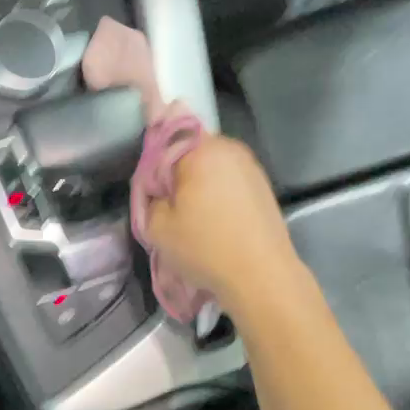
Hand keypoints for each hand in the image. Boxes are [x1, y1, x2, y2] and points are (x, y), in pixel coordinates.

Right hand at [143, 136, 303, 301]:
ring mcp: (250, 166)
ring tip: (189, 222)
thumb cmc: (204, 248)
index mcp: (201, 150)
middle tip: (165, 210)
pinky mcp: (261, 187)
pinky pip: (228, 183)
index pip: (166, 134)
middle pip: (189, 151)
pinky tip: (212, 226)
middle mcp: (229, 148)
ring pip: (210, 169)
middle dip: (175, 174)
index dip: (151, 159)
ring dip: (196, 188)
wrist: (260, 276)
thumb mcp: (157, 227)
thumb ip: (149, 197)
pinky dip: (216, 199)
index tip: (147, 187)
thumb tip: (154, 188)